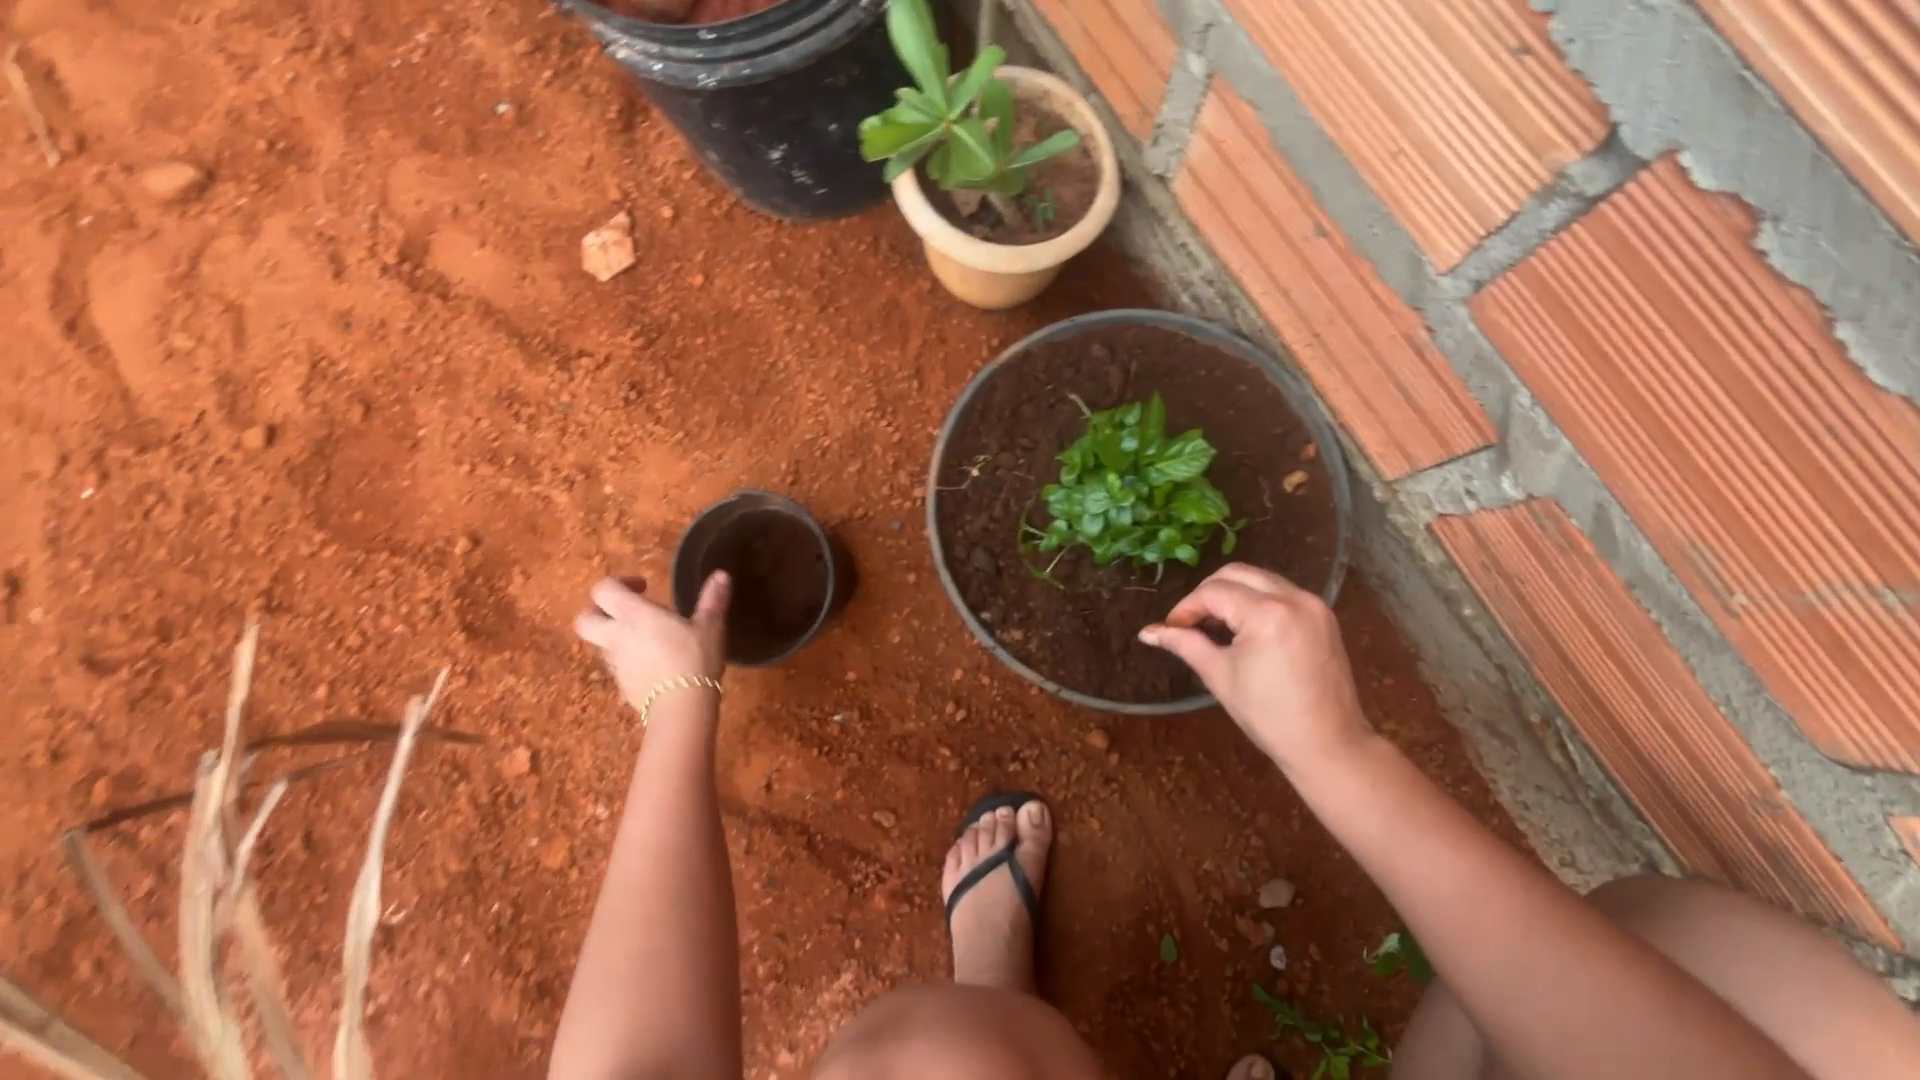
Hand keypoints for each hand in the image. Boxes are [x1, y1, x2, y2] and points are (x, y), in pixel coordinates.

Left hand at [574, 573, 730, 712]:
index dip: (618, 583)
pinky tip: (654, 666)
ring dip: (617, 638)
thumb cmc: (694, 658)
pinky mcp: (622, 686)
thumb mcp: (710, 626)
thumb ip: (713, 599)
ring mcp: (616, 664)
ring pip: (601, 645)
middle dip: (599, 612)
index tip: (643, 587)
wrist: (681, 707)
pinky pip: (618, 667)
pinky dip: (629, 662)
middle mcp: (617, 636)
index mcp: (634, 615)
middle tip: (626, 613)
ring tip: (647, 641)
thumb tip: (721, 575)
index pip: (603, 589)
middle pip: (585, 620)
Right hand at [1138, 563, 1373, 770]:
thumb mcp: (1219, 675)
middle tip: (1190, 622)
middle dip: (1208, 593)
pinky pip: (1282, 592)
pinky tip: (1244, 628)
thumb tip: (1147, 632)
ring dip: (1233, 593)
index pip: (1214, 592)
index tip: (1171, 628)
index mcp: (1267, 614)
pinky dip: (1257, 600)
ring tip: (1216, 625)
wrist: (1329, 744)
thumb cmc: (1268, 715)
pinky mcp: (1324, 615)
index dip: (1186, 607)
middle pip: (1237, 573)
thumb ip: (1184, 644)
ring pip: (1261, 579)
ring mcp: (1314, 604)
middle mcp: (1294, 598)